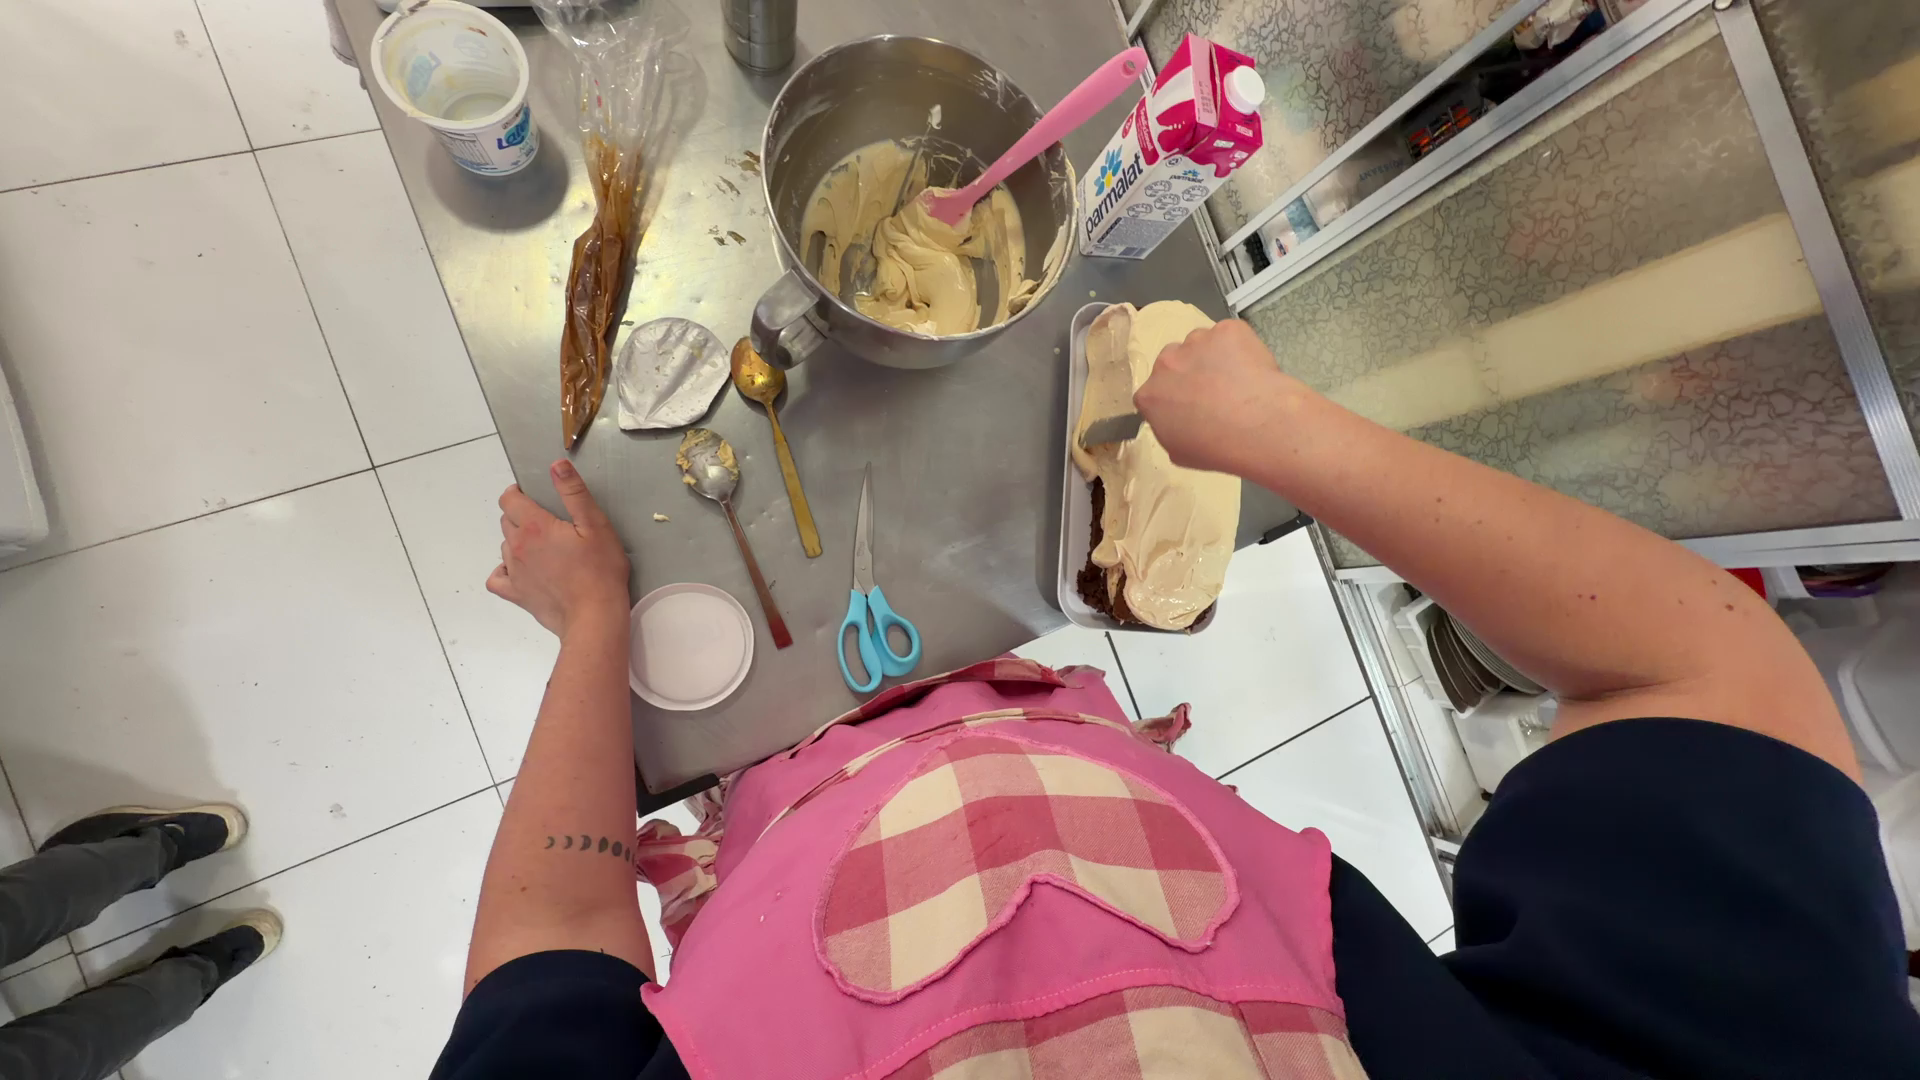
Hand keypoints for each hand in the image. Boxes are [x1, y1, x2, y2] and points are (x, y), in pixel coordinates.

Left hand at [488, 460, 630, 637]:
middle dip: (521, 516)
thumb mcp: (596, 526)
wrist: (594, 615)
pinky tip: (523, 570)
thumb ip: (574, 493)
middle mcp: (517, 546)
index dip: (518, 493)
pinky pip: (498, 577)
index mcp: (534, 526)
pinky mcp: (516, 593)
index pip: (510, 499)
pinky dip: (506, 570)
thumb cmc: (600, 569)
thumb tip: (556, 465)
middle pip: (506, 521)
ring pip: (506, 546)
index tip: (533, 495)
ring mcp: (513, 571)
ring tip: (545, 548)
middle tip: (550, 524)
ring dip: (519, 541)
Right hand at [1133, 318, 1310, 475]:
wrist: (1258, 425)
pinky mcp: (1227, 330)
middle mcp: (1166, 363)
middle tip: (1212, 392)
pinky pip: (1229, 335)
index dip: (1171, 398)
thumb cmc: (1216, 447)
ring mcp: (1196, 341)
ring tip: (1235, 379)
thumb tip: (1177, 421)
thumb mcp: (1179, 452)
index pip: (1153, 392)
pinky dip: (1239, 347)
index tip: (1187, 407)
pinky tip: (1251, 368)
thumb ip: (1168, 428)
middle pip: (1172, 361)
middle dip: (1187, 373)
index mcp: (1149, 395)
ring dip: (1212, 356)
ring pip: (1200, 344)